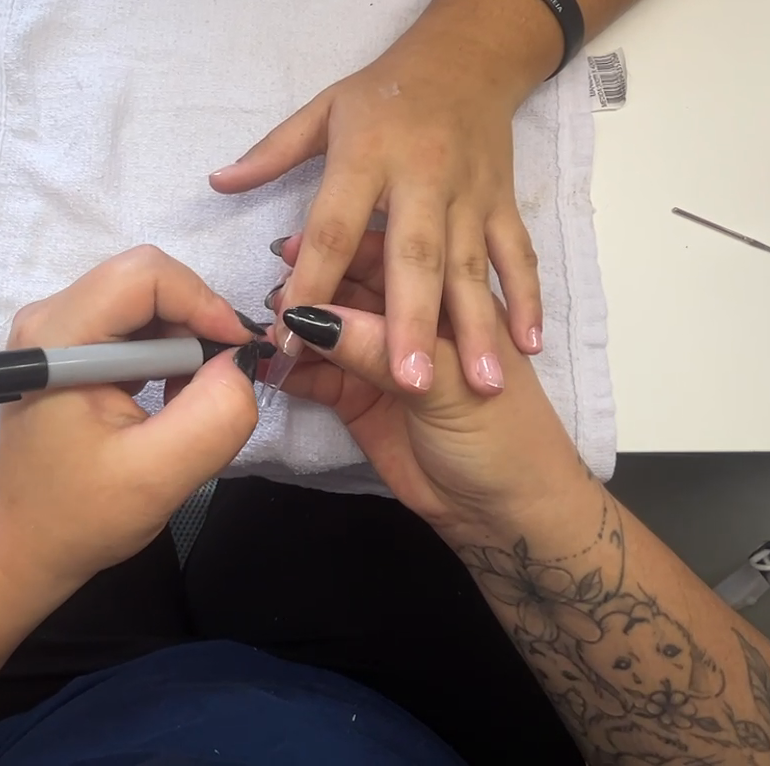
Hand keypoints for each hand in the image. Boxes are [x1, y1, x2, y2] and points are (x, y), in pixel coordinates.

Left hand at [0, 246, 259, 591]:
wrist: (24, 543)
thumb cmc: (79, 516)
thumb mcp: (158, 478)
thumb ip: (213, 416)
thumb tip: (242, 362)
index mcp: (57, 339)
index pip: (142, 275)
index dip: (200, 300)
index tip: (237, 350)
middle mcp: (50, 316)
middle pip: (144, 281)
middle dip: (194, 322)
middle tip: (219, 380)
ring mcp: (57, 328)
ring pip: (144, 299)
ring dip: (182, 340)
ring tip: (187, 399)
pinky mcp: (69, 344)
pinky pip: (133, 321)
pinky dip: (165, 351)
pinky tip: (165, 395)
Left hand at [210, 16, 545, 398]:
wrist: (467, 56)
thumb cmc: (382, 91)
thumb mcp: (321, 112)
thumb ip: (271, 154)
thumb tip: (217, 182)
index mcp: (365, 157)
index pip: (333, 228)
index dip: (311, 281)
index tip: (291, 336)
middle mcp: (420, 177)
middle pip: (413, 255)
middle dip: (410, 320)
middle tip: (408, 380)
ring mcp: (469, 192)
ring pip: (471, 264)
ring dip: (475, 323)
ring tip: (480, 383)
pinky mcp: (504, 200)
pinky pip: (518, 252)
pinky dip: (527, 296)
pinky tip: (529, 345)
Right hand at [270, 233, 587, 535]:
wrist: (503, 517)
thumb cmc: (502, 436)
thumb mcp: (445, 384)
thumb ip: (377, 349)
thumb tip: (308, 316)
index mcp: (442, 300)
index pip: (386, 261)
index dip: (340, 253)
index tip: (295, 253)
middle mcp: (404, 320)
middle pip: (345, 292)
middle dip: (307, 293)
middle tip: (272, 302)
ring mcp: (375, 359)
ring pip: (324, 333)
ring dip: (294, 333)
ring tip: (266, 338)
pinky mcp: (352, 397)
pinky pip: (313, 375)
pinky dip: (289, 371)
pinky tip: (268, 369)